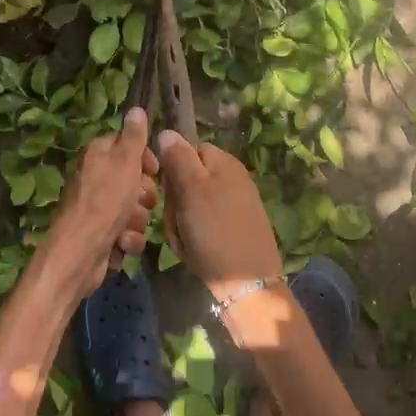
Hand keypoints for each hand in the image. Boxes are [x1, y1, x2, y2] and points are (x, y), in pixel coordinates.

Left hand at [39, 106, 159, 300]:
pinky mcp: (104, 235)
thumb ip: (133, 136)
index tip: (154, 170)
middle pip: (136, 180)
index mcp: (99, 155)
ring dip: (135, 221)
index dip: (145, 159)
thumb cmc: (104, 201)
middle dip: (142, 196)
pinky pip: (128, 233)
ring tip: (124, 227)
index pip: (129, 146)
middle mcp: (98, 178)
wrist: (81, 252)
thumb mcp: (124, 161)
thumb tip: (136, 109)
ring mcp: (100, 209)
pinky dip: (126, 240)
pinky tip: (119, 244)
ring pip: (135, 209)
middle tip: (137, 201)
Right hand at [157, 130, 282, 293]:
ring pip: (193, 205)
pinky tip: (195, 253)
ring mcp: (236, 204)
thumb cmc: (216, 231)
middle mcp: (232, 178)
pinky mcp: (236, 228)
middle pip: (189, 178)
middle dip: (175, 202)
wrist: (248, 284)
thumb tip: (167, 131)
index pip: (188, 150)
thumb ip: (178, 158)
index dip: (173, 169)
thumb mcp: (192, 191)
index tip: (167, 192)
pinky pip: (205, 225)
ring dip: (182, 223)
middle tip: (176, 223)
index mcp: (224, 162)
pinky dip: (195, 238)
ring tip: (185, 242)